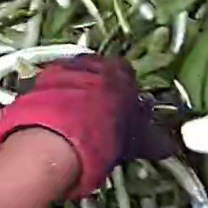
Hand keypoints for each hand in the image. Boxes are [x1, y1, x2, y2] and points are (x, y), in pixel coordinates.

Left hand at [0, 55, 160, 196]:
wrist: (58, 138)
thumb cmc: (105, 134)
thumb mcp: (137, 140)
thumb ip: (154, 139)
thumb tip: (169, 145)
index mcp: (119, 70)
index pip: (126, 74)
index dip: (125, 92)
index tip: (123, 109)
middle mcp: (90, 62)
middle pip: (97, 72)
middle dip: (98, 90)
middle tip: (99, 115)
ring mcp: (61, 68)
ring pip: (72, 77)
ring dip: (74, 93)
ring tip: (75, 121)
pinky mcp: (38, 80)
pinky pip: (49, 87)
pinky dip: (52, 99)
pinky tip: (54, 121)